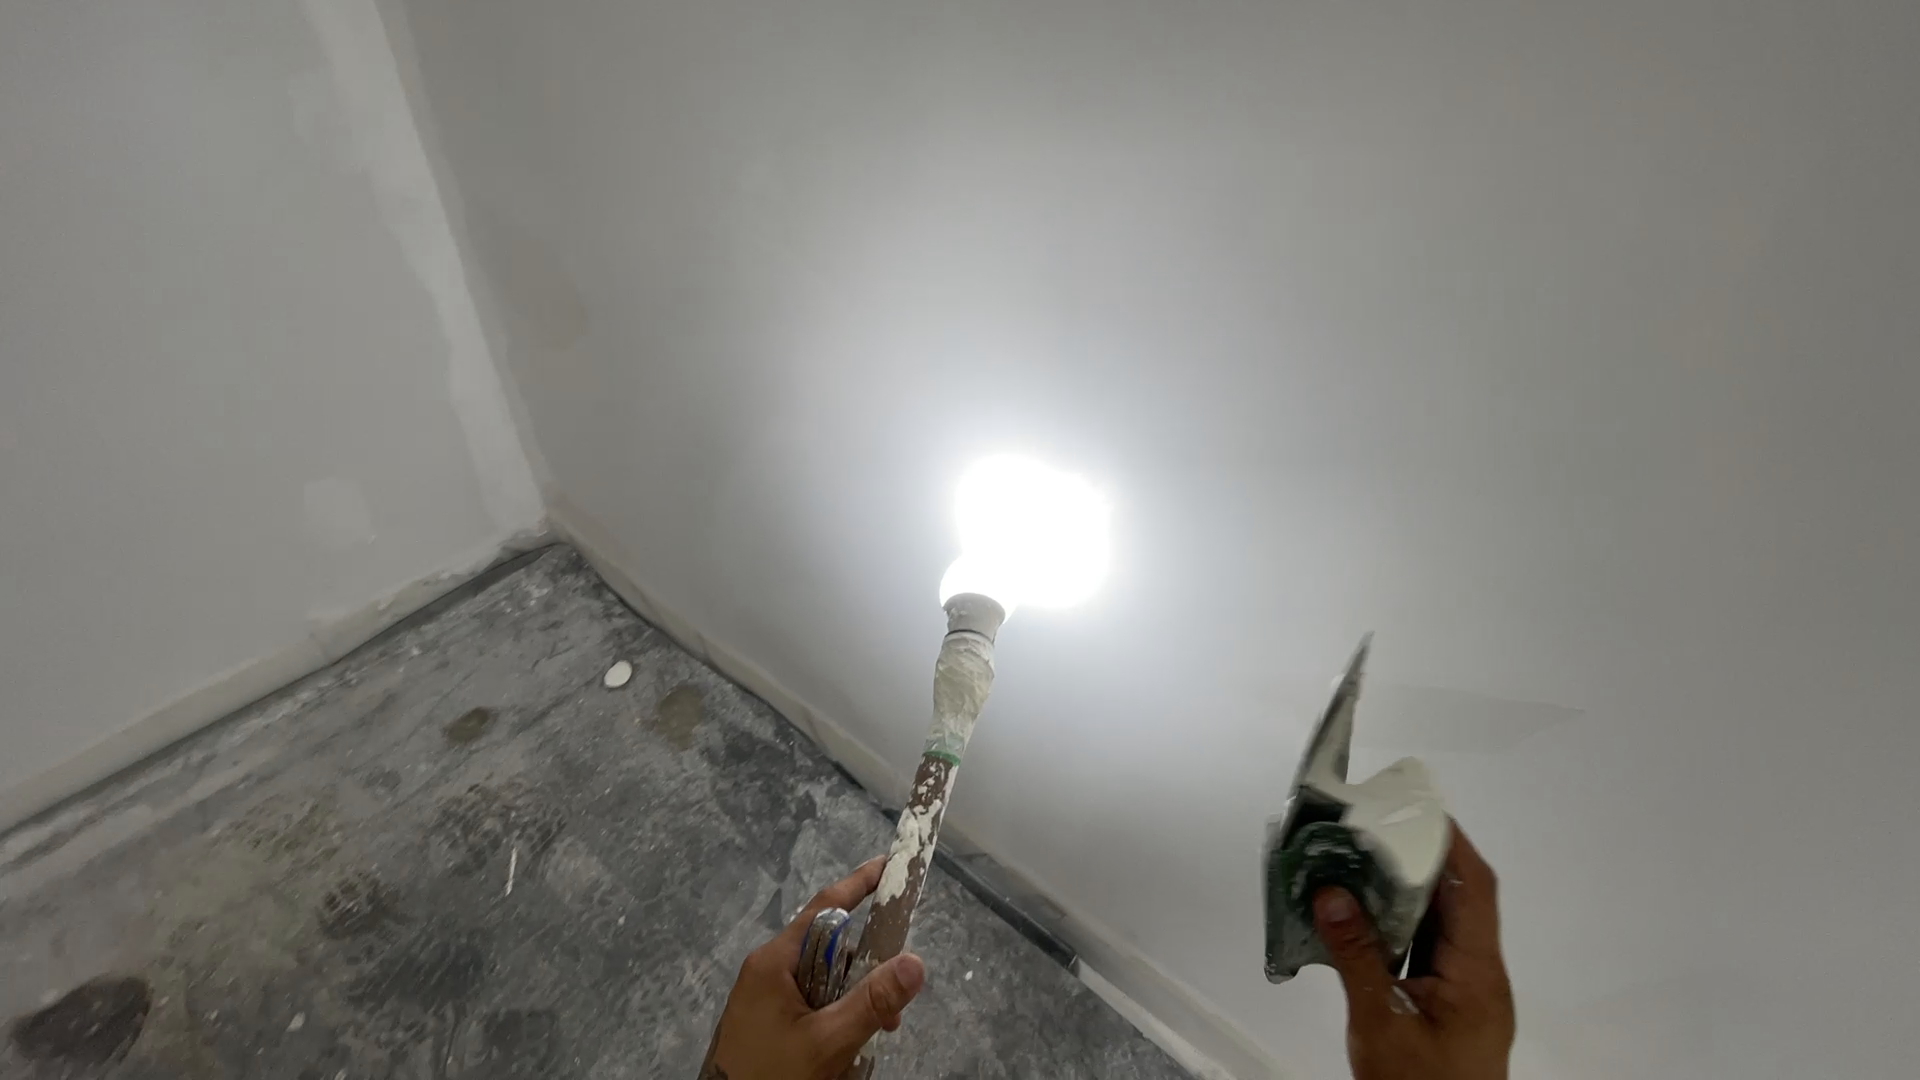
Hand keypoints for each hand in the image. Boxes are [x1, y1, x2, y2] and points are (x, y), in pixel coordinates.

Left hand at [700, 857, 928, 1079]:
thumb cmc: (771, 1076)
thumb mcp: (827, 1042)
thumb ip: (871, 1001)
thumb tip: (917, 962)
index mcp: (775, 959)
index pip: (826, 906)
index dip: (859, 883)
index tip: (889, 865)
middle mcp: (768, 969)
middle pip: (830, 949)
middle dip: (865, 973)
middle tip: (891, 1010)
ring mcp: (765, 996)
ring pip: (823, 980)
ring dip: (851, 1003)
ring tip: (871, 1037)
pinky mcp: (766, 1021)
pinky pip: (810, 1003)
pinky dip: (834, 1018)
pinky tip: (846, 1048)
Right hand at [1314, 822, 1514, 1079]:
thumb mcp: (1381, 1022)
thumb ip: (1356, 955)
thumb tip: (1329, 889)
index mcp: (1476, 974)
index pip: (1474, 891)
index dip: (1451, 843)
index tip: (1415, 805)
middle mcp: (1475, 973)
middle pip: (1456, 898)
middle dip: (1416, 855)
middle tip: (1370, 822)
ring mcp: (1459, 987)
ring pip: (1434, 919)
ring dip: (1398, 885)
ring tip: (1353, 852)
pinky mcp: (1439, 998)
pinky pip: (1417, 942)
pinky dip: (1389, 917)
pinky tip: (1353, 905)